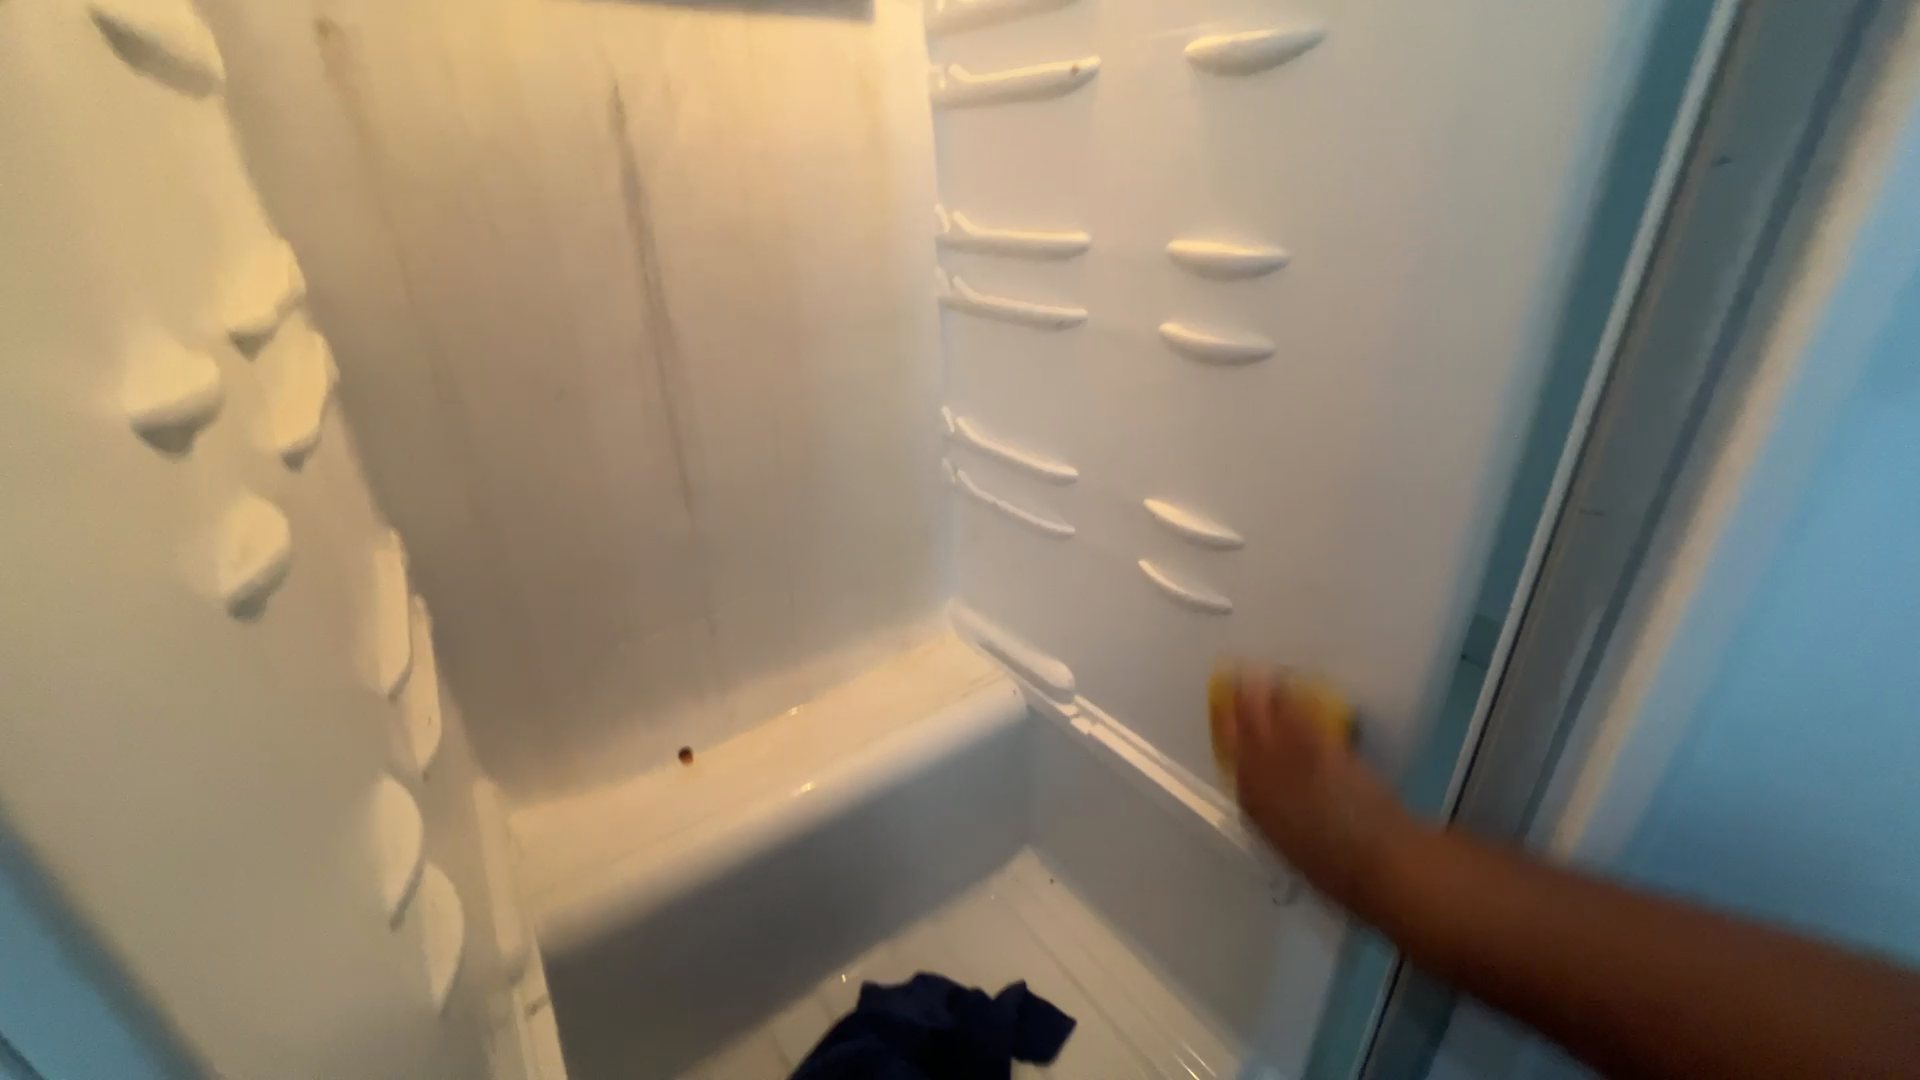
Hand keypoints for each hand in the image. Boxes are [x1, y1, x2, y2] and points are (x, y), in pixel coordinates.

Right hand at [1226, 670, 1420, 911]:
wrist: (1376, 863)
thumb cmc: (1335, 870)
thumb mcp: (1290, 845)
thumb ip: (1275, 813)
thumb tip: (1271, 798)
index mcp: (1252, 804)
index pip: (1232, 759)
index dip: (1225, 731)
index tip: (1222, 710)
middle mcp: (1263, 777)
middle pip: (1246, 732)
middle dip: (1239, 704)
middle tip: (1236, 678)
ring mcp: (1293, 760)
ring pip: (1270, 720)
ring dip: (1261, 696)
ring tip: (1259, 674)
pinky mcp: (1324, 749)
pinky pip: (1302, 719)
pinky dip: (1294, 702)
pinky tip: (1292, 688)